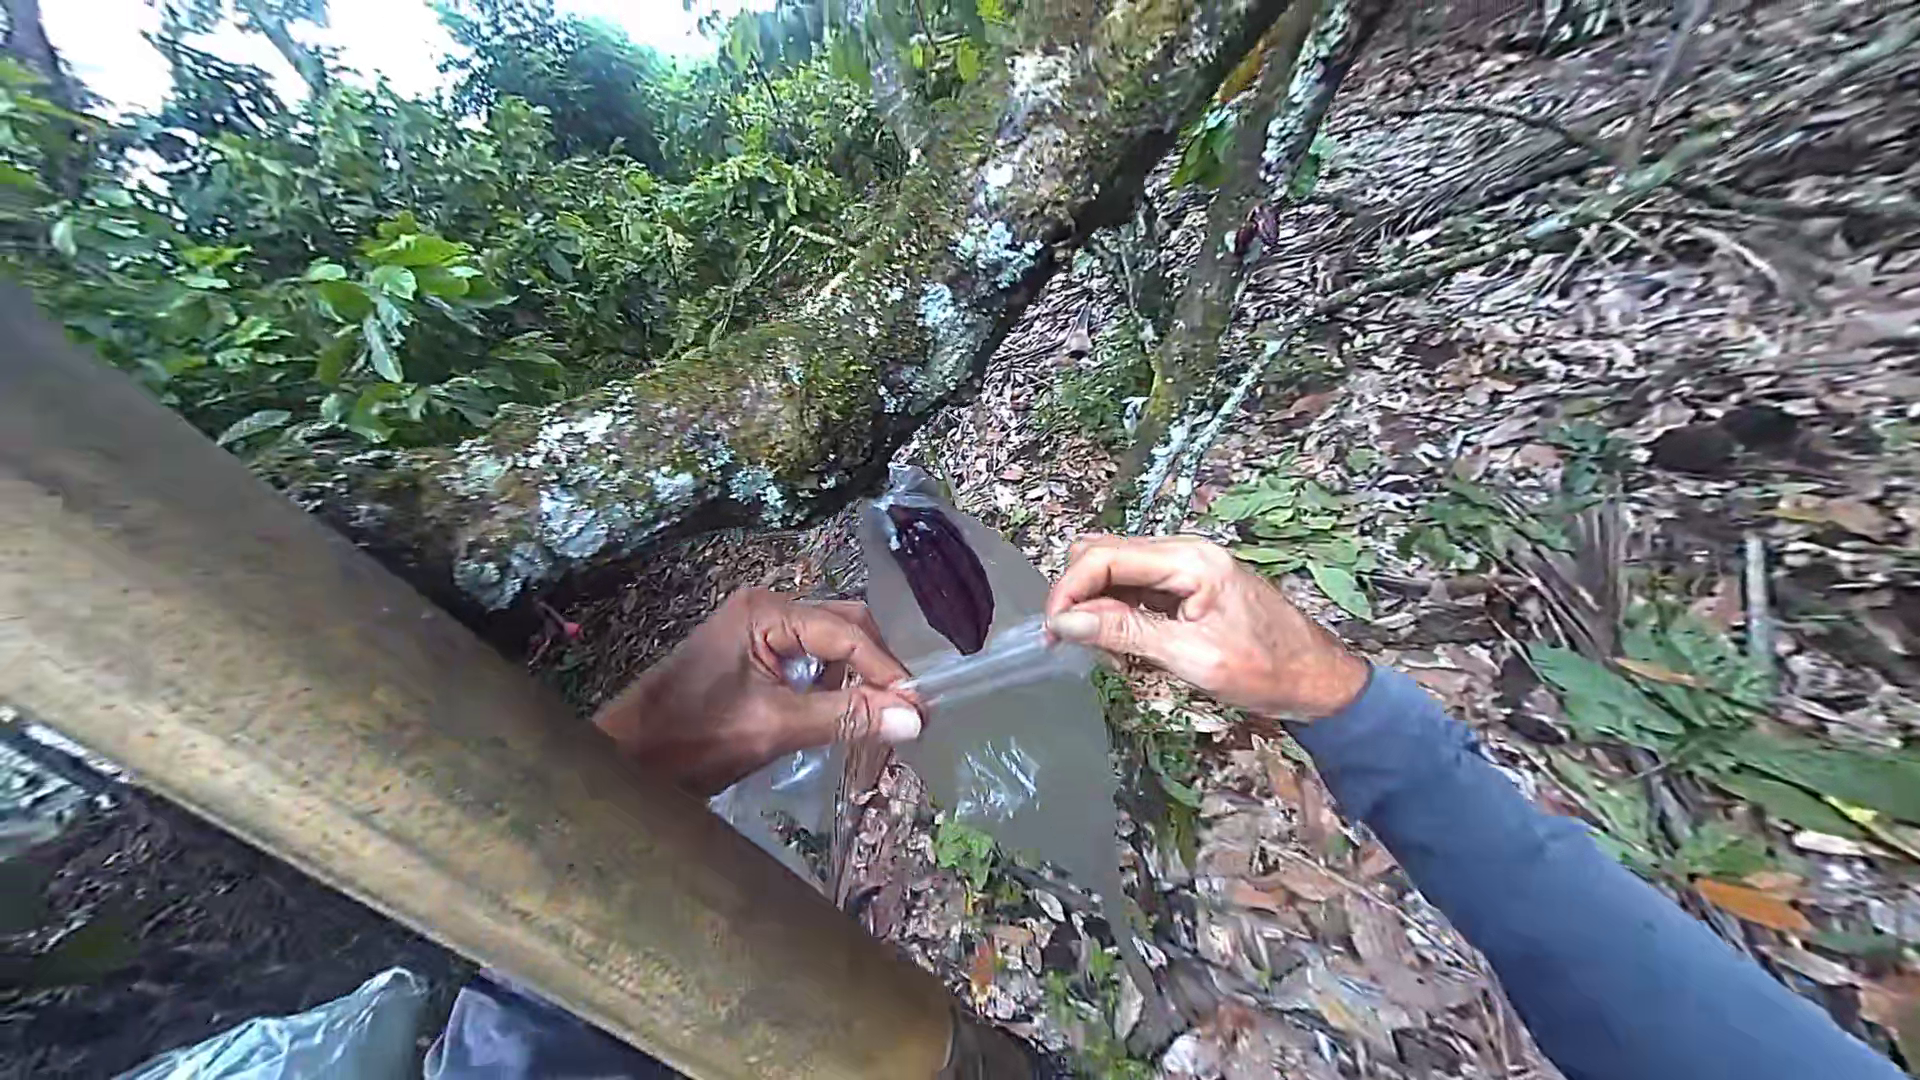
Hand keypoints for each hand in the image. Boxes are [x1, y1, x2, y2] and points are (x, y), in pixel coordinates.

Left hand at [592, 589, 922, 795]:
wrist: (624, 764)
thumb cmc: (689, 742)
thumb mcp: (774, 728)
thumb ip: (846, 717)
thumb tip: (914, 719)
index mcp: (766, 611)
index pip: (845, 631)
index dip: (886, 669)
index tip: (918, 708)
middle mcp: (767, 607)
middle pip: (843, 625)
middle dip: (876, 667)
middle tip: (903, 710)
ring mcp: (760, 627)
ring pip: (831, 640)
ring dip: (858, 675)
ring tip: (878, 713)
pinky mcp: (757, 650)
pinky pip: (812, 656)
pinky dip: (835, 682)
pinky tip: (843, 708)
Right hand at [1044, 535, 1369, 719]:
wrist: (1321, 681)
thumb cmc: (1266, 671)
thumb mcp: (1192, 656)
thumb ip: (1125, 632)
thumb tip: (1065, 621)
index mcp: (1188, 559)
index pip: (1103, 556)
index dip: (1068, 588)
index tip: (1052, 629)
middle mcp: (1181, 551)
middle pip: (1102, 554)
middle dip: (1076, 593)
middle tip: (1069, 640)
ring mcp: (1182, 565)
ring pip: (1113, 569)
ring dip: (1093, 604)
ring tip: (1099, 648)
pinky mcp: (1183, 582)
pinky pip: (1132, 586)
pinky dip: (1114, 610)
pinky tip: (1120, 642)